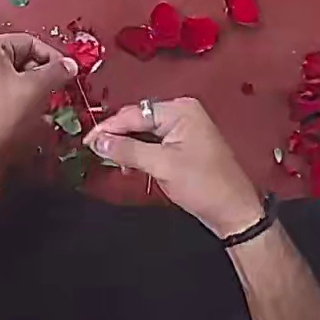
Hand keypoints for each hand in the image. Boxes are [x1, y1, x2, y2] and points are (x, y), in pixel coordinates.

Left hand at [0, 34, 76, 167]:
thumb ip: (55, 73)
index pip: (31, 42)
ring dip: (36, 91)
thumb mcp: (32, 89)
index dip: (53, 58)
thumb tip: (71, 64)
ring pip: (18, 78)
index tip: (68, 74)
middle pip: (24, 59)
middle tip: (58, 92)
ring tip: (47, 107)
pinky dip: (23, 101)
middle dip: (44, 77)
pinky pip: (8, 92)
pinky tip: (34, 118)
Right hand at [86, 98, 263, 237]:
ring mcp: (184, 125)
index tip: (87, 141)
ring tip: (109, 159)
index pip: (134, 113)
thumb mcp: (162, 165)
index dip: (108, 127)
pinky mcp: (183, 142)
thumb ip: (127, 150)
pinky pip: (154, 139)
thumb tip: (97, 141)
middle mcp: (182, 110)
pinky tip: (128, 162)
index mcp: (180, 109)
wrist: (233, 210)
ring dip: (127, 144)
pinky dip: (139, 150)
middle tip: (95, 151)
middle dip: (117, 135)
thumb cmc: (202, 184)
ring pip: (144, 130)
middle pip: (138, 118)